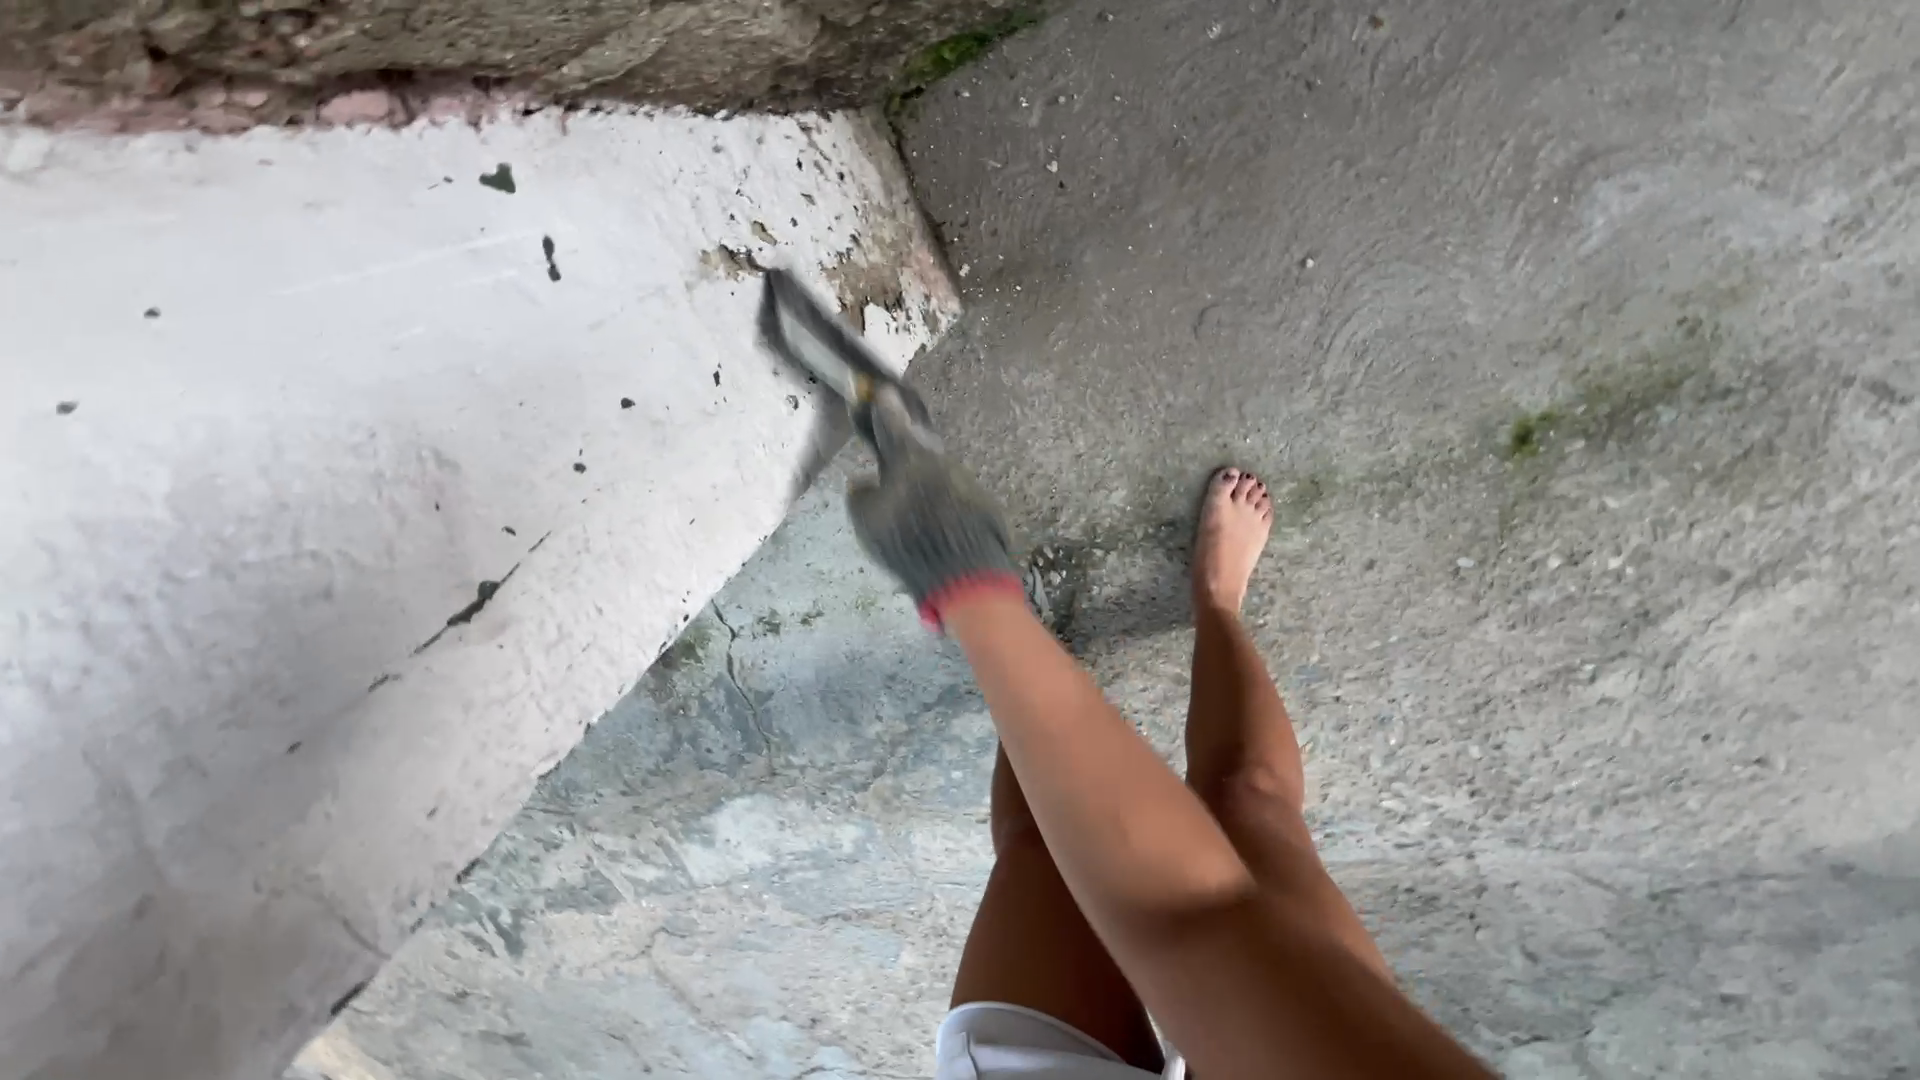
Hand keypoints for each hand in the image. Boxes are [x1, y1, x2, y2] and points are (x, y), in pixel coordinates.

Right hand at [847, 386, 1022, 626]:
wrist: (966, 573)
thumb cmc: (908, 544)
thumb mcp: (866, 523)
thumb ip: (859, 496)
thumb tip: (862, 482)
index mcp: (908, 458)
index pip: (890, 422)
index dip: (881, 406)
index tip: (879, 391)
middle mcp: (940, 460)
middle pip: (918, 448)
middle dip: (905, 451)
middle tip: (894, 460)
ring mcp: (966, 480)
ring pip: (939, 474)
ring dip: (926, 484)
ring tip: (916, 508)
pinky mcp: (983, 501)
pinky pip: (956, 497)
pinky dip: (946, 505)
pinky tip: (939, 525)